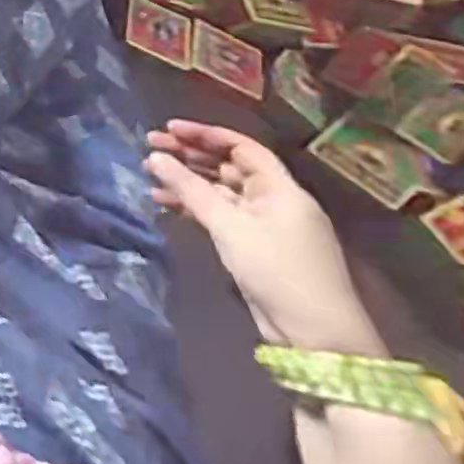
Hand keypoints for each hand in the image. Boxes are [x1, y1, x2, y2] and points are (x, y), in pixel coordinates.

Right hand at [145, 119, 385, 355]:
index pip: (241, 147)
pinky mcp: (252, 244)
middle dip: (189, 154)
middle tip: (149, 146)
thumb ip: (189, 189)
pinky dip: (192, 205)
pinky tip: (163, 202)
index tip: (168, 128)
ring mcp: (263, 223)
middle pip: (227, 166)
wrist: (314, 335)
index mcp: (280, 189)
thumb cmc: (277, 270)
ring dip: (185, 180)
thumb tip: (155, 157)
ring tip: (149, 172)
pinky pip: (218, 213)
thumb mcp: (229, 226)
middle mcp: (273, 200)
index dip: (205, 134)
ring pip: (218, 190)